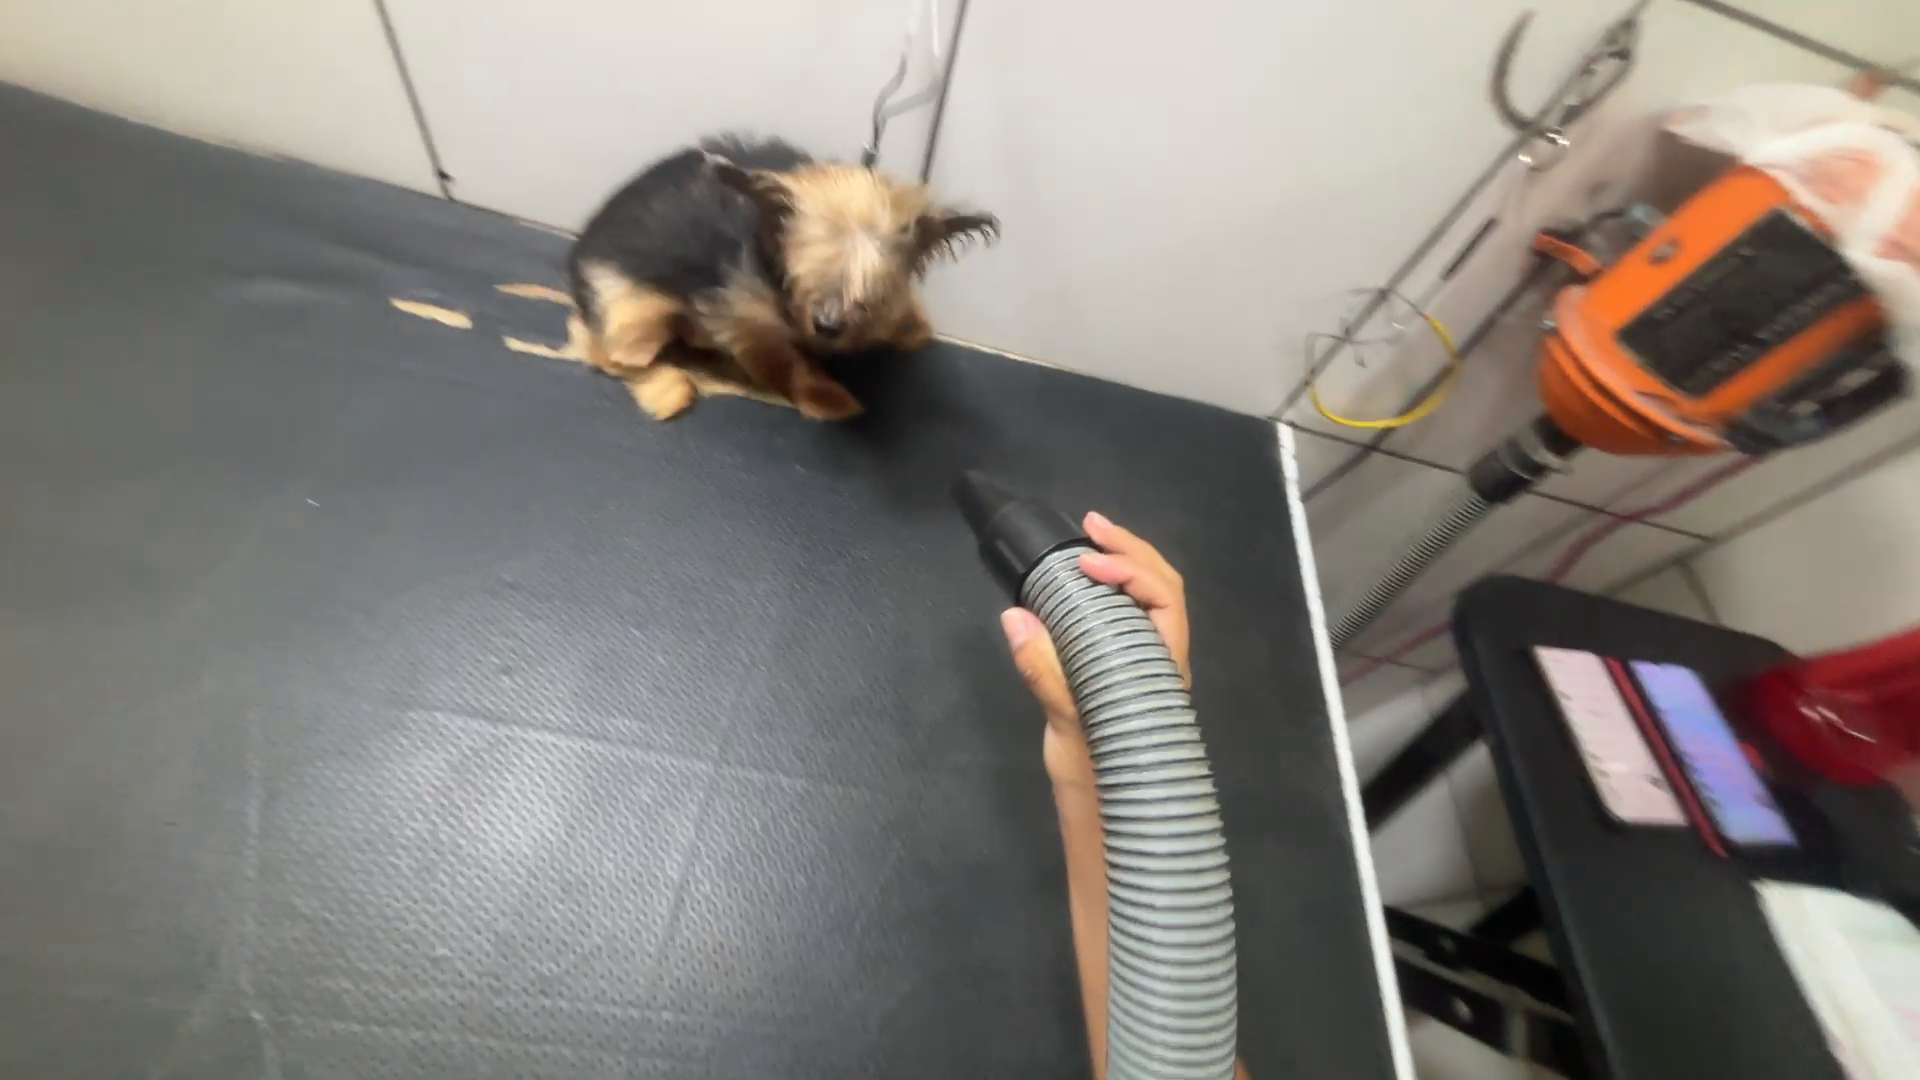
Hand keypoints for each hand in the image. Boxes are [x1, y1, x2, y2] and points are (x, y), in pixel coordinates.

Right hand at [1000, 513, 1189, 773]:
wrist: (1104, 809)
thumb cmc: (1095, 770)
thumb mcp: (1065, 722)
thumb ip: (1044, 671)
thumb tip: (1015, 616)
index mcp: (1161, 668)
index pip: (1163, 600)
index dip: (1128, 571)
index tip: (1085, 563)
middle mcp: (1160, 657)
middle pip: (1162, 587)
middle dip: (1130, 550)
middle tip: (1091, 525)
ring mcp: (1144, 660)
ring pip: (1149, 598)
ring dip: (1124, 562)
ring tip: (1090, 538)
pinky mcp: (1124, 665)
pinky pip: (1128, 613)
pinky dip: (1110, 586)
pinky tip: (1086, 580)